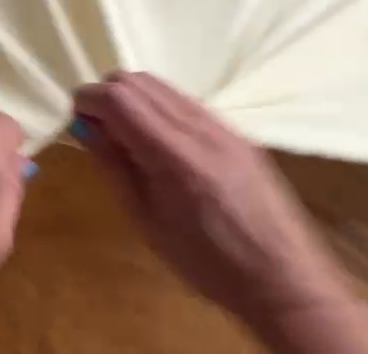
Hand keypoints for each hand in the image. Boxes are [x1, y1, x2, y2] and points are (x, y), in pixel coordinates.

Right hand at [73, 72, 354, 331]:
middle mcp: (202, 131)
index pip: (116, 97)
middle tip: (101, 132)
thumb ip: (112, 164)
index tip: (79, 125)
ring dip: (132, 99)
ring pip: (158, 84)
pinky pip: (183, 99)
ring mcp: (225, 129)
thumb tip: (81, 125)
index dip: (86, 102)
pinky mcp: (238, 134)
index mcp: (176, 157)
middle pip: (134, 81)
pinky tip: (160, 142)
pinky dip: (158, 106)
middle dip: (106, 97)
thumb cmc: (207, 262)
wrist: (288, 285)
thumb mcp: (145, 218)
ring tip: (130, 136)